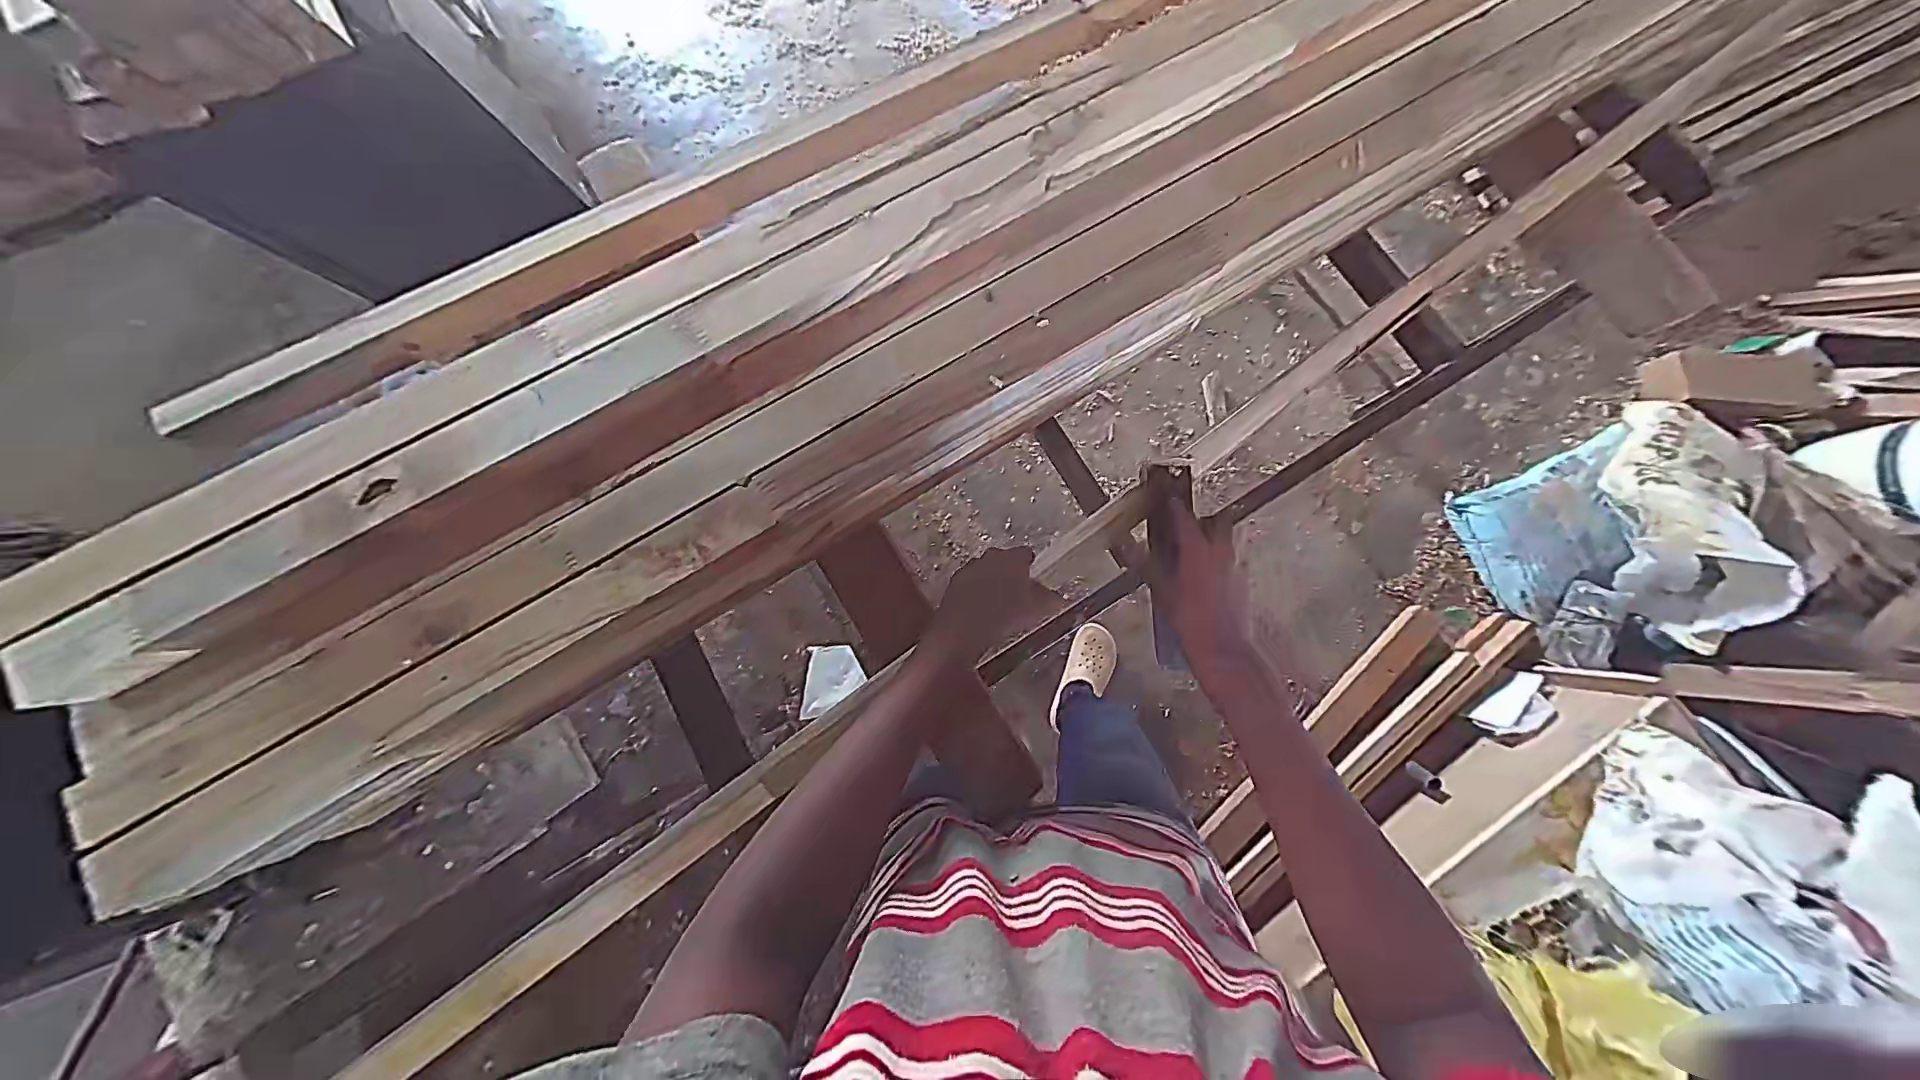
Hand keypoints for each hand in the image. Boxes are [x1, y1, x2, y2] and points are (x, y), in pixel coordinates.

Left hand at [924, 547, 1058, 662]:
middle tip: (1016, 588)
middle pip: (1002, 560)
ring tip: (997, 601)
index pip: (1024, 554)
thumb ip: (1049, 600)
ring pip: (983, 570)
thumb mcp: (1037, 609)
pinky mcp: (954, 585)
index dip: (1029, 564)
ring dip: (990, 581)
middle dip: (1008, 571)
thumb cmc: (1006, 615)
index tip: (1031, 571)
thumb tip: (1058, 599)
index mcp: (1013, 559)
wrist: (965, 628)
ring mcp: (969, 570)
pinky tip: (979, 609)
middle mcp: (990, 558)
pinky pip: (969, 584)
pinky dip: (975, 592)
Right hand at [1146, 498, 1257, 678]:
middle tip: (1185, 521)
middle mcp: (1221, 552)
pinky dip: (1217, 555)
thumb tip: (1132, 550)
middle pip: (1214, 520)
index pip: (1185, 518)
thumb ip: (1148, 566)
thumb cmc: (1193, 622)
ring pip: (1225, 537)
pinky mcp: (1242, 578)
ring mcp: (1235, 564)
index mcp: (1198, 551)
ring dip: (1211, 535)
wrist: (1223, 648)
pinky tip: (1205, 570)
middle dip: (1200, 517)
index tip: (1168, 499)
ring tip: (1194, 545)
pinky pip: (1230, 556)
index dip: (1174, 506)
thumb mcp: (1163, 592)